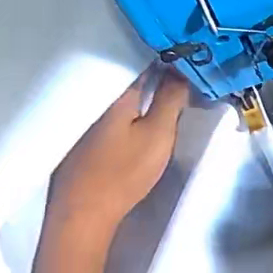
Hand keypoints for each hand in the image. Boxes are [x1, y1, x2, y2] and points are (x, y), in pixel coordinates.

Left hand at [47, 67, 189, 238]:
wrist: (84, 213)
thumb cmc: (125, 171)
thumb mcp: (158, 134)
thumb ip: (170, 100)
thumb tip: (180, 69)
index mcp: (116, 95)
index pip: (143, 64)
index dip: (167, 60)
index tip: (189, 59)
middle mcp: (97, 102)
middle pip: (129, 80)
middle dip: (156, 75)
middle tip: (185, 76)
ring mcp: (86, 123)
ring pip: (119, 98)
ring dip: (143, 94)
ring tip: (169, 94)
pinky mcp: (83, 142)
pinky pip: (111, 114)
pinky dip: (129, 111)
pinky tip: (141, 117)